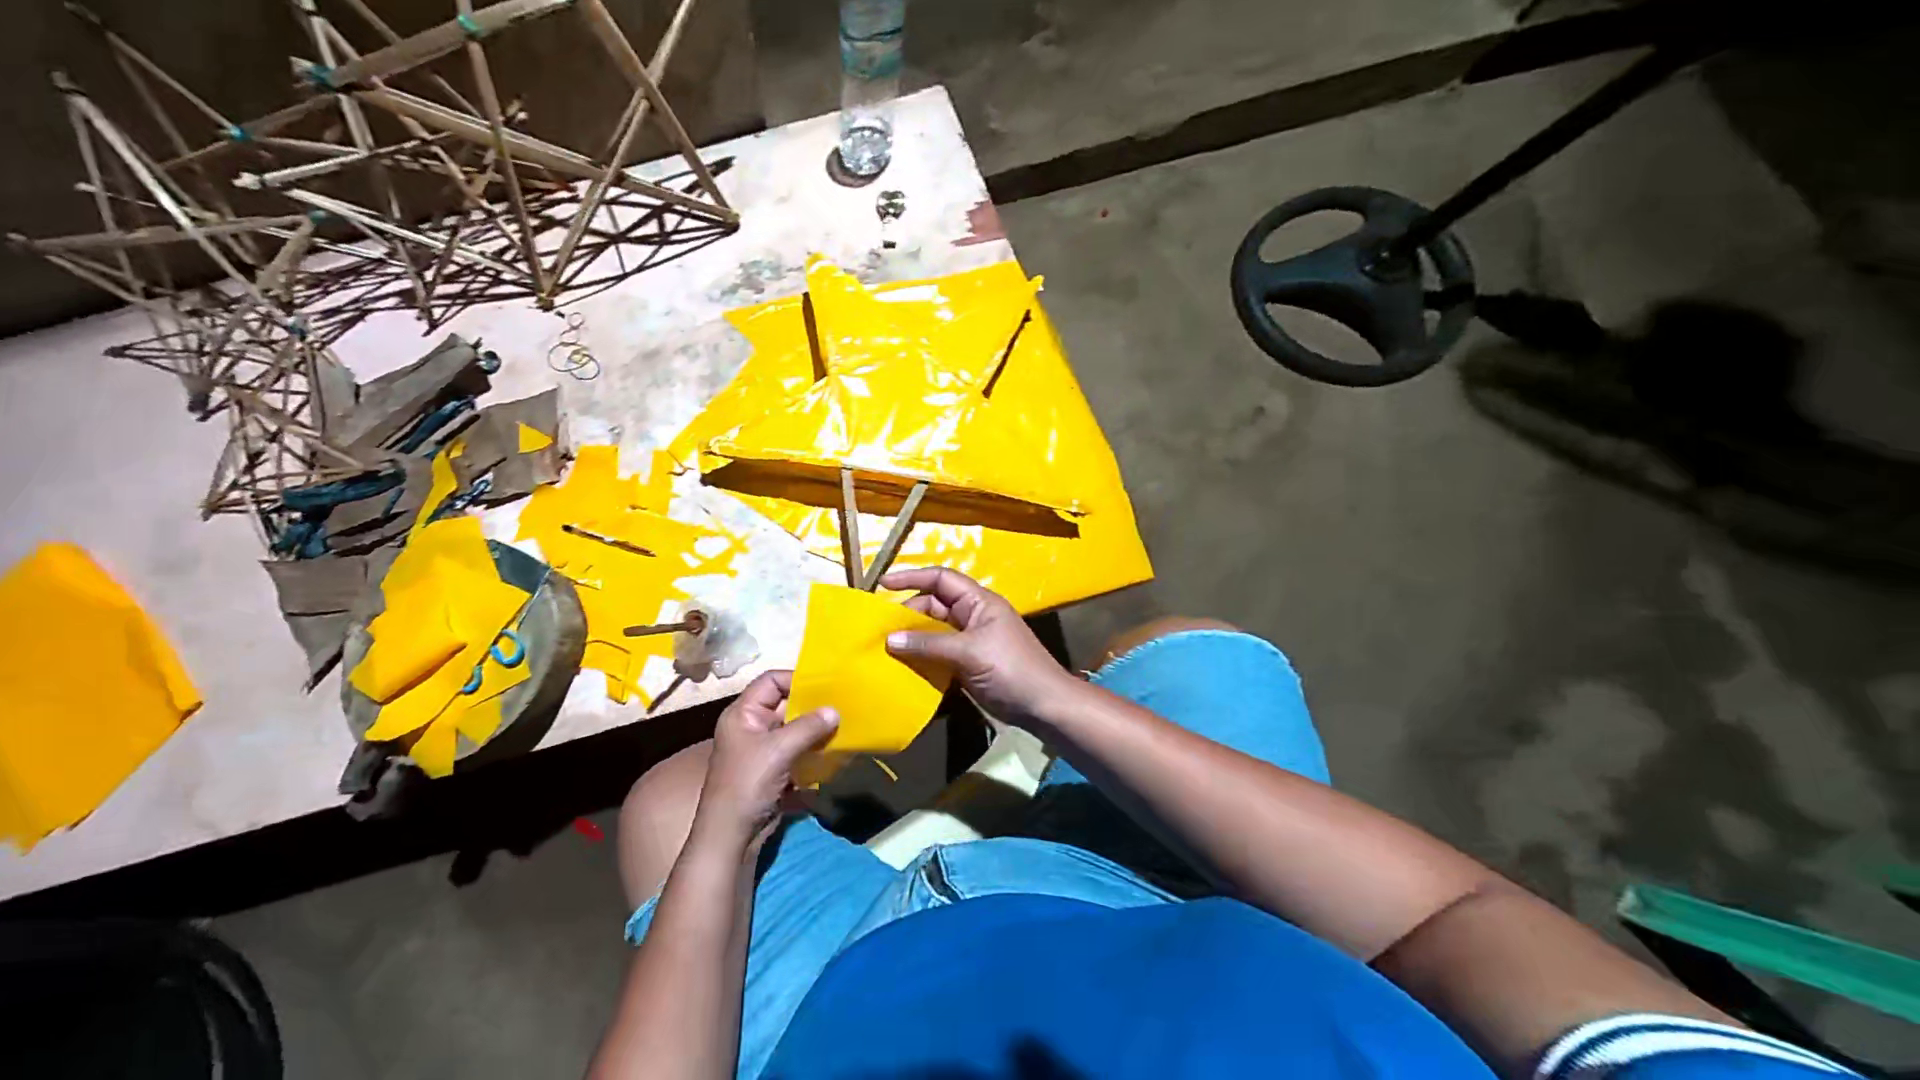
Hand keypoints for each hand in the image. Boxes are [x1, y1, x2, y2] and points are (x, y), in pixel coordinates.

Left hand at [692, 671, 837, 851]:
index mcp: (743, 713)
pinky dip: (813, 749)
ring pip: (794, 728)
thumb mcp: (778, 750)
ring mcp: (762, 749)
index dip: (796, 678)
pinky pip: (797, 750)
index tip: (826, 684)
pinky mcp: (773, 769)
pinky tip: (833, 750)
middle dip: (812, 705)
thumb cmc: (747, 784)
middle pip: (785, 703)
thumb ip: (808, 727)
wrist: (731, 836)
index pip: (771, 681)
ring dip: (816, 729)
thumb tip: (835, 710)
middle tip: (841, 705)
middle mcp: (751, 726)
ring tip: (842, 726)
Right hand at [880, 567, 1075, 724]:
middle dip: (908, 613)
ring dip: (912, 638)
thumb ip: (929, 645)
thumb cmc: (1011, 668)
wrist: (1042, 705)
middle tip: (879, 628)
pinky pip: (938, 653)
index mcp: (978, 602)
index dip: (912, 577)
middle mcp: (972, 616)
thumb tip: (890, 640)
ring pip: (934, 631)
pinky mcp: (967, 663)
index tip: (882, 585)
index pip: (941, 579)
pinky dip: (921, 657)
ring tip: (883, 647)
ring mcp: (970, 641)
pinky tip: (902, 666)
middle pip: (934, 605)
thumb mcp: (969, 652)